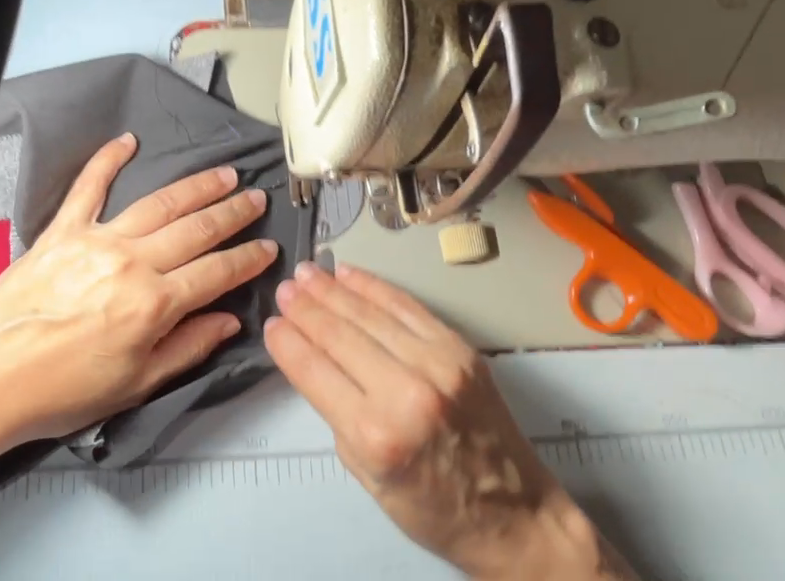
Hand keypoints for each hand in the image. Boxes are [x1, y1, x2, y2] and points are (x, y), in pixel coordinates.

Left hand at [0, 133, 279, 450]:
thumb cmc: (63, 391)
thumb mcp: (135, 385)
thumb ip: (186, 348)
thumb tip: (228, 321)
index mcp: (155, 304)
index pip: (217, 273)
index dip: (248, 259)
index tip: (269, 247)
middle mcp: (133, 261)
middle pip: (196, 229)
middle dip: (233, 213)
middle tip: (256, 199)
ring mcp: (97, 239)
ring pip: (159, 203)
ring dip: (196, 186)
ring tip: (224, 174)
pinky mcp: (63, 229)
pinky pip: (89, 187)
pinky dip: (107, 160)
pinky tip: (128, 140)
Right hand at [265, 263, 624, 579]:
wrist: (513, 512)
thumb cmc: (432, 507)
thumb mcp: (366, 473)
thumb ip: (337, 412)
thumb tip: (311, 358)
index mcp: (375, 434)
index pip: (315, 371)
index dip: (288, 342)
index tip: (271, 323)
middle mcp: (406, 392)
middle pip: (340, 335)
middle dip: (306, 309)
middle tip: (284, 289)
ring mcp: (438, 364)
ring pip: (371, 314)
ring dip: (333, 290)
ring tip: (306, 273)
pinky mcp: (460, 349)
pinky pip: (407, 307)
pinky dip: (375, 287)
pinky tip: (350, 275)